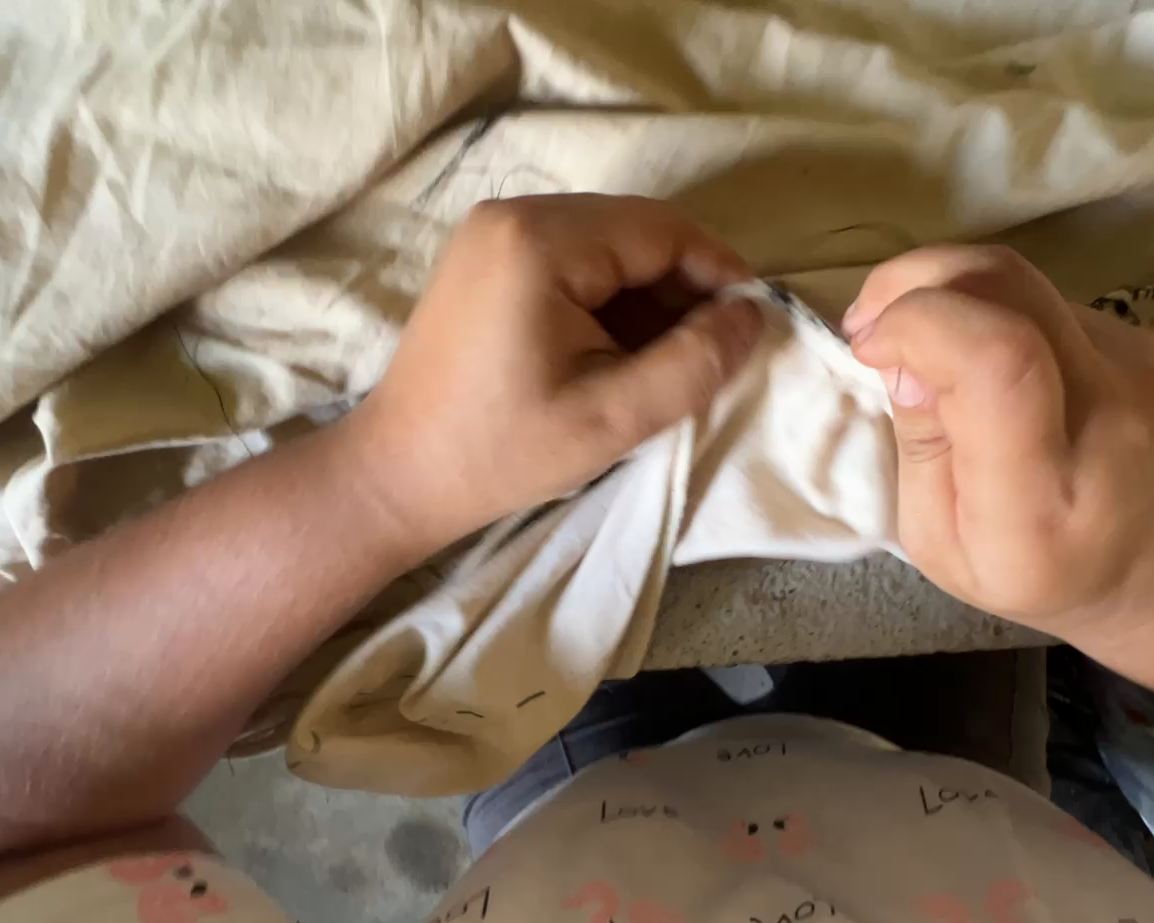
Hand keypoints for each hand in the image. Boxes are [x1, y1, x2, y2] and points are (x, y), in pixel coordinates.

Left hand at [342, 195, 763, 547]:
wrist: (401, 474)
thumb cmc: (503, 452)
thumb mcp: (613, 418)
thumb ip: (694, 364)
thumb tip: (752, 316)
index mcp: (541, 242)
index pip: (662, 231)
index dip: (719, 272)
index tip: (752, 323)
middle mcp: (513, 216)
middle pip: (633, 233)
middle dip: (684, 289)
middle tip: (714, 350)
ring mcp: (492, 235)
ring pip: (606, 249)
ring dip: (649, 298)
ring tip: (672, 359)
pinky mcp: (485, 262)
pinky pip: (572, 264)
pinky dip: (610, 302)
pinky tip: (622, 351)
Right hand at [843, 246, 1153, 635]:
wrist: (1149, 567)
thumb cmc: (1027, 572)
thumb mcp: (938, 542)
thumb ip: (922, 449)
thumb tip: (905, 360)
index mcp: (1042, 497)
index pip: (997, 363)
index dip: (920, 327)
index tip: (867, 348)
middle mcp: (1106, 414)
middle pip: (1008, 289)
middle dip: (915, 283)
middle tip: (865, 321)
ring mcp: (1134, 365)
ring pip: (1019, 278)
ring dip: (939, 285)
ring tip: (900, 331)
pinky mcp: (1138, 339)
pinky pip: (1036, 296)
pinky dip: (976, 305)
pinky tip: (958, 349)